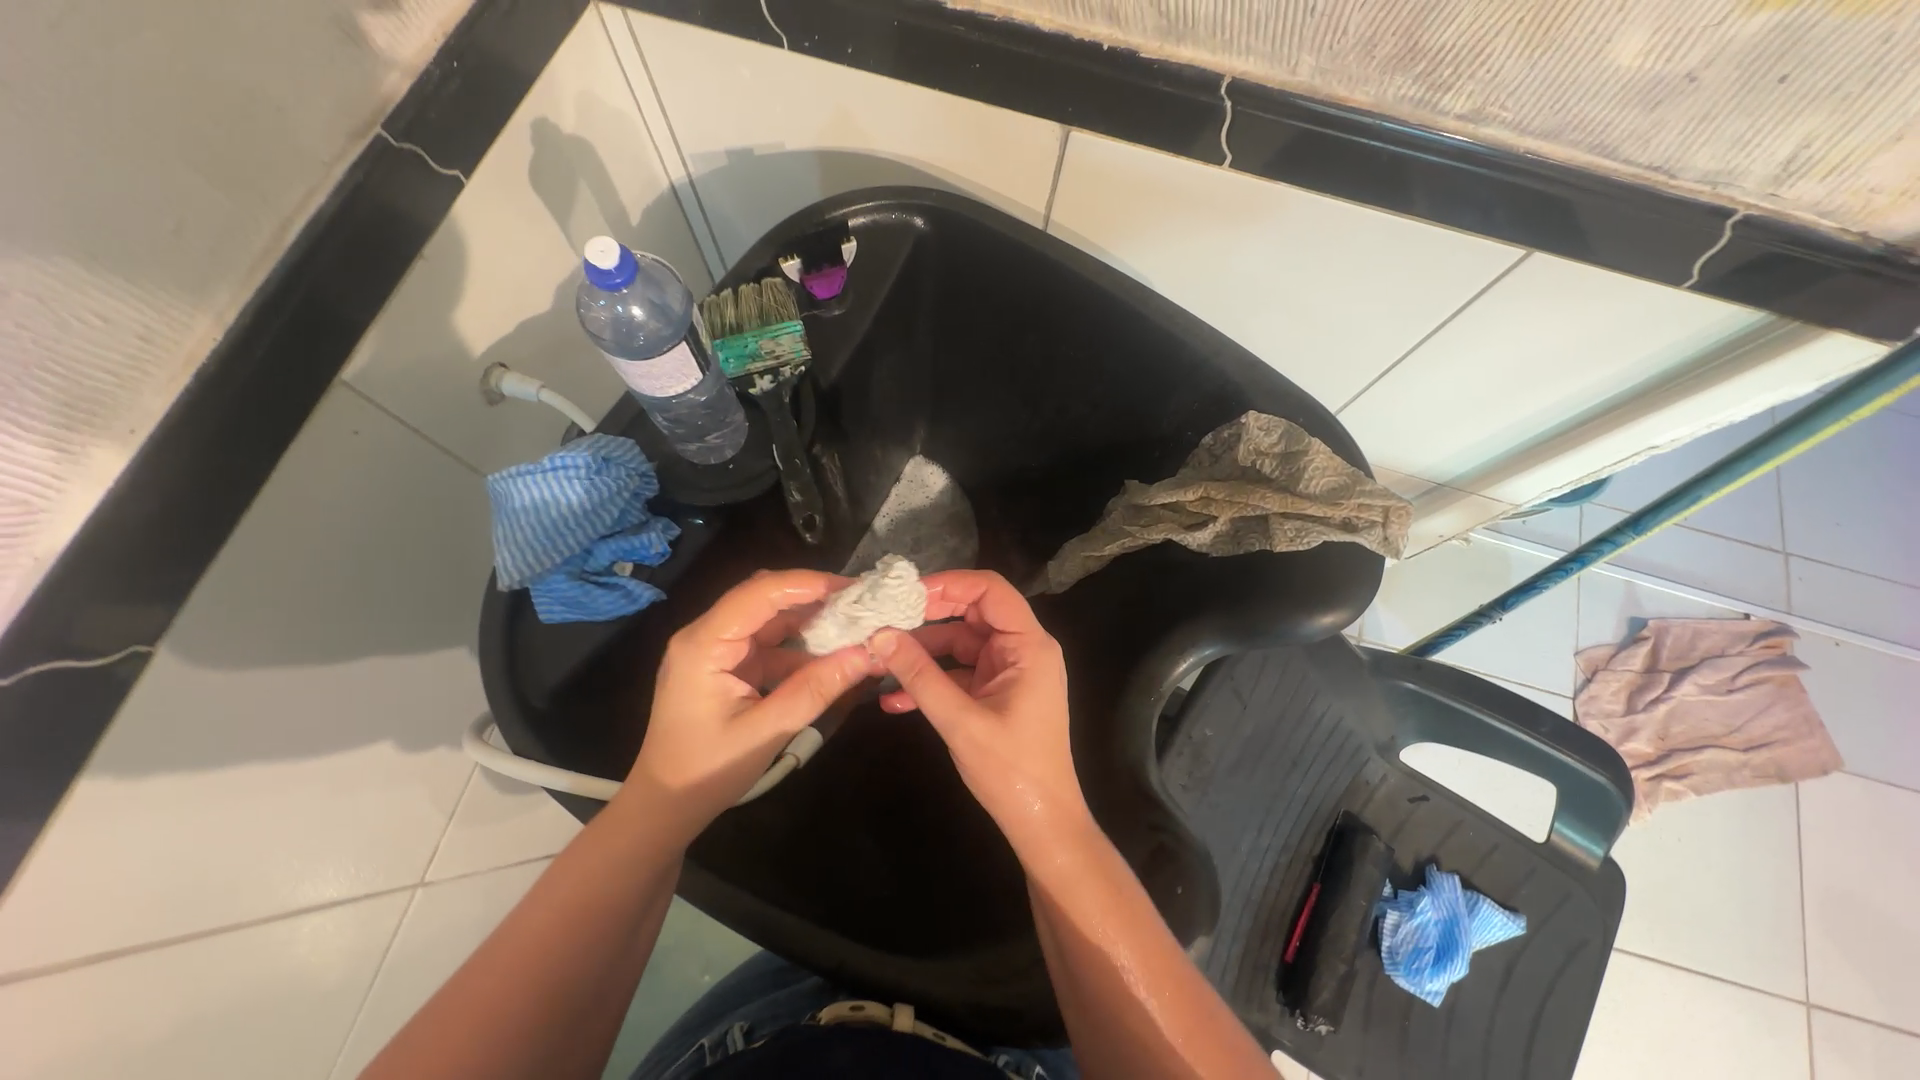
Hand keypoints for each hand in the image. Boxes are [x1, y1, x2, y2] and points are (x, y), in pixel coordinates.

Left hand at [628, 569, 874, 838]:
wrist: (666, 806)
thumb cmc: (708, 770)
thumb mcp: (767, 730)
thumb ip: (816, 689)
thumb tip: (867, 654)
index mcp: (704, 644)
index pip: (757, 594)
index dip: (805, 584)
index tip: (852, 587)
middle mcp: (706, 635)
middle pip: (762, 598)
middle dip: (811, 597)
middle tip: (860, 602)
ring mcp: (714, 651)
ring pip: (768, 620)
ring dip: (809, 621)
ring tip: (854, 624)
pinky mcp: (725, 667)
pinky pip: (766, 645)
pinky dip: (798, 648)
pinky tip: (831, 655)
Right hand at [870, 570, 1091, 850]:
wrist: (1040, 822)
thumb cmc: (1011, 769)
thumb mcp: (960, 720)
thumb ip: (919, 676)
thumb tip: (879, 635)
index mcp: (1029, 646)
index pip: (990, 591)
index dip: (948, 584)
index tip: (904, 594)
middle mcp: (1022, 650)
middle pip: (971, 614)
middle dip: (926, 617)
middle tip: (883, 620)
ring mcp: (1008, 672)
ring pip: (959, 645)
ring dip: (921, 654)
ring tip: (877, 661)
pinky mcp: (995, 694)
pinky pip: (958, 675)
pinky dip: (930, 682)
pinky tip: (893, 700)